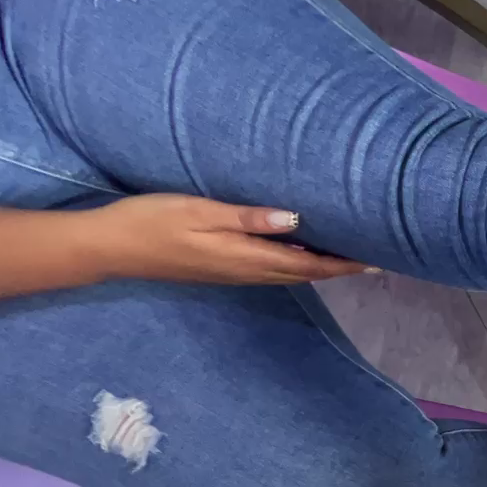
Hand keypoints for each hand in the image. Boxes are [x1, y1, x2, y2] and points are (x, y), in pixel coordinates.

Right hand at [86, 194, 374, 284]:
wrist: (106, 248)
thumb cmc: (150, 223)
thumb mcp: (199, 212)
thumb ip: (249, 217)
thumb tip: (297, 219)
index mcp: (253, 258)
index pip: (315, 265)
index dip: (349, 264)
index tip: (380, 260)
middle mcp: (254, 272)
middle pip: (312, 273)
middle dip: (345, 267)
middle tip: (377, 257)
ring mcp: (240, 274)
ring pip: (296, 274)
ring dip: (325, 268)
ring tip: (352, 256)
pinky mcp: (228, 271)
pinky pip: (278, 271)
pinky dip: (302, 265)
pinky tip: (308, 254)